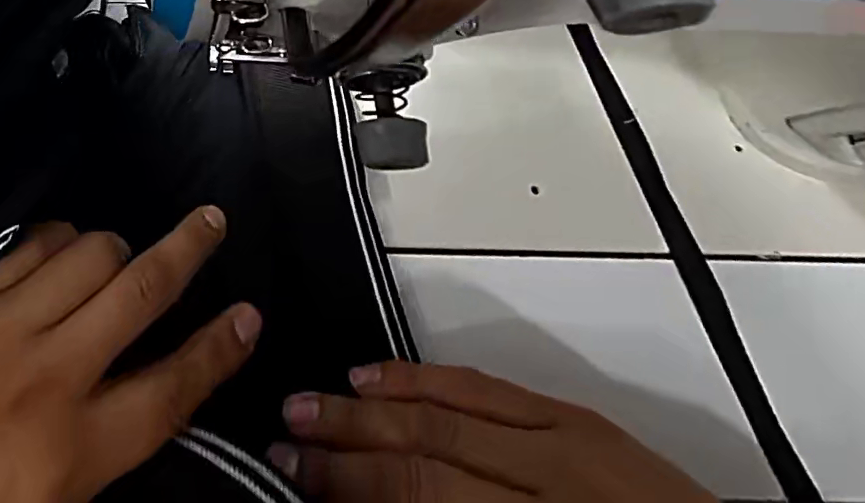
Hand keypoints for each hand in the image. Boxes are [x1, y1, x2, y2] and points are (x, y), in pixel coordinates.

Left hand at [0, 207, 261, 502]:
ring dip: (115, 248)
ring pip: (89, 253)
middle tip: (213, 220)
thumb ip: (99, 450)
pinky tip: (61, 249)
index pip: (171, 388)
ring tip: (119, 255)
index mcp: (70, 453)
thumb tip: (143, 389)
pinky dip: (58, 240)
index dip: (218, 349)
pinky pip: (31, 246)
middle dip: (188, 249)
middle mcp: (47, 378)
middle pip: (141, 292)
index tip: (249, 315)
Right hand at [266, 362, 715, 502]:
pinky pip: (485, 385)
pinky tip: (386, 374)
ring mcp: (567, 443)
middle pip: (426, 449)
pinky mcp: (576, 417)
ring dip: (374, 399)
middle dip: (347, 437)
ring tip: (319, 397)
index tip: (296, 476)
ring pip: (448, 406)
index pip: (422, 495)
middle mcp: (552, 485)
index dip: (350, 484)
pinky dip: (426, 376)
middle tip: (288, 426)